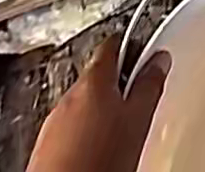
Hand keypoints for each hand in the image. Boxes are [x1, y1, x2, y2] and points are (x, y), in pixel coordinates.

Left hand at [25, 34, 169, 171]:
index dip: (131, 46)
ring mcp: (55, 120)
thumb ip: (149, 85)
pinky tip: (97, 151)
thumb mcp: (137, 120)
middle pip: (98, 75)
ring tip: (118, 132)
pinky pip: (70, 128)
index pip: (113, 45)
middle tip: (137, 101)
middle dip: (117, 85)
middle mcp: (70, 94)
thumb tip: (159, 61)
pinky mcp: (46, 146)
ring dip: (101, 110)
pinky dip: (84, 132)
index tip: (145, 54)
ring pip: (84, 103)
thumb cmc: (99, 160)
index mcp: (94, 78)